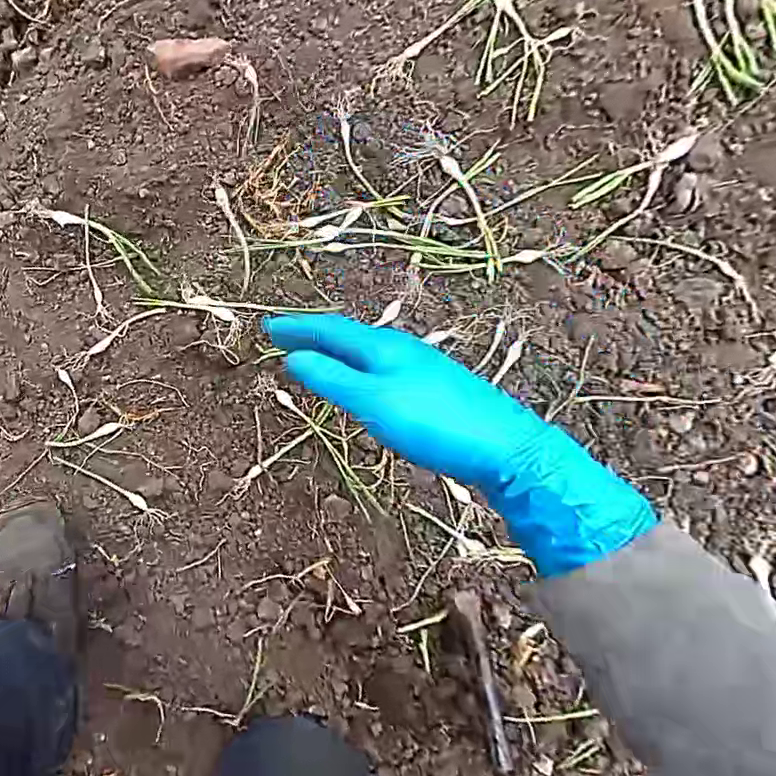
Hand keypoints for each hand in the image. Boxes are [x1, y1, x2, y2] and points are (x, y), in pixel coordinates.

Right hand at [266, 314, 654, 575]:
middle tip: (283, 337)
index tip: (268, 328)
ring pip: (364, 353)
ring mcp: (419, 368)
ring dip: (333, 352)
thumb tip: (295, 358)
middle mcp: (400, 350)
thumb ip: (332, 379)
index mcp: (383, 348)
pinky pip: (379, 368)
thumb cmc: (435, 422)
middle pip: (347, 337)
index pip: (330, 329)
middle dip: (312, 336)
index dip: (297, 328)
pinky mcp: (431, 388)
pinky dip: (354, 369)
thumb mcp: (373, 401)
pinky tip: (358, 382)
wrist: (507, 447)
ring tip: (312, 356)